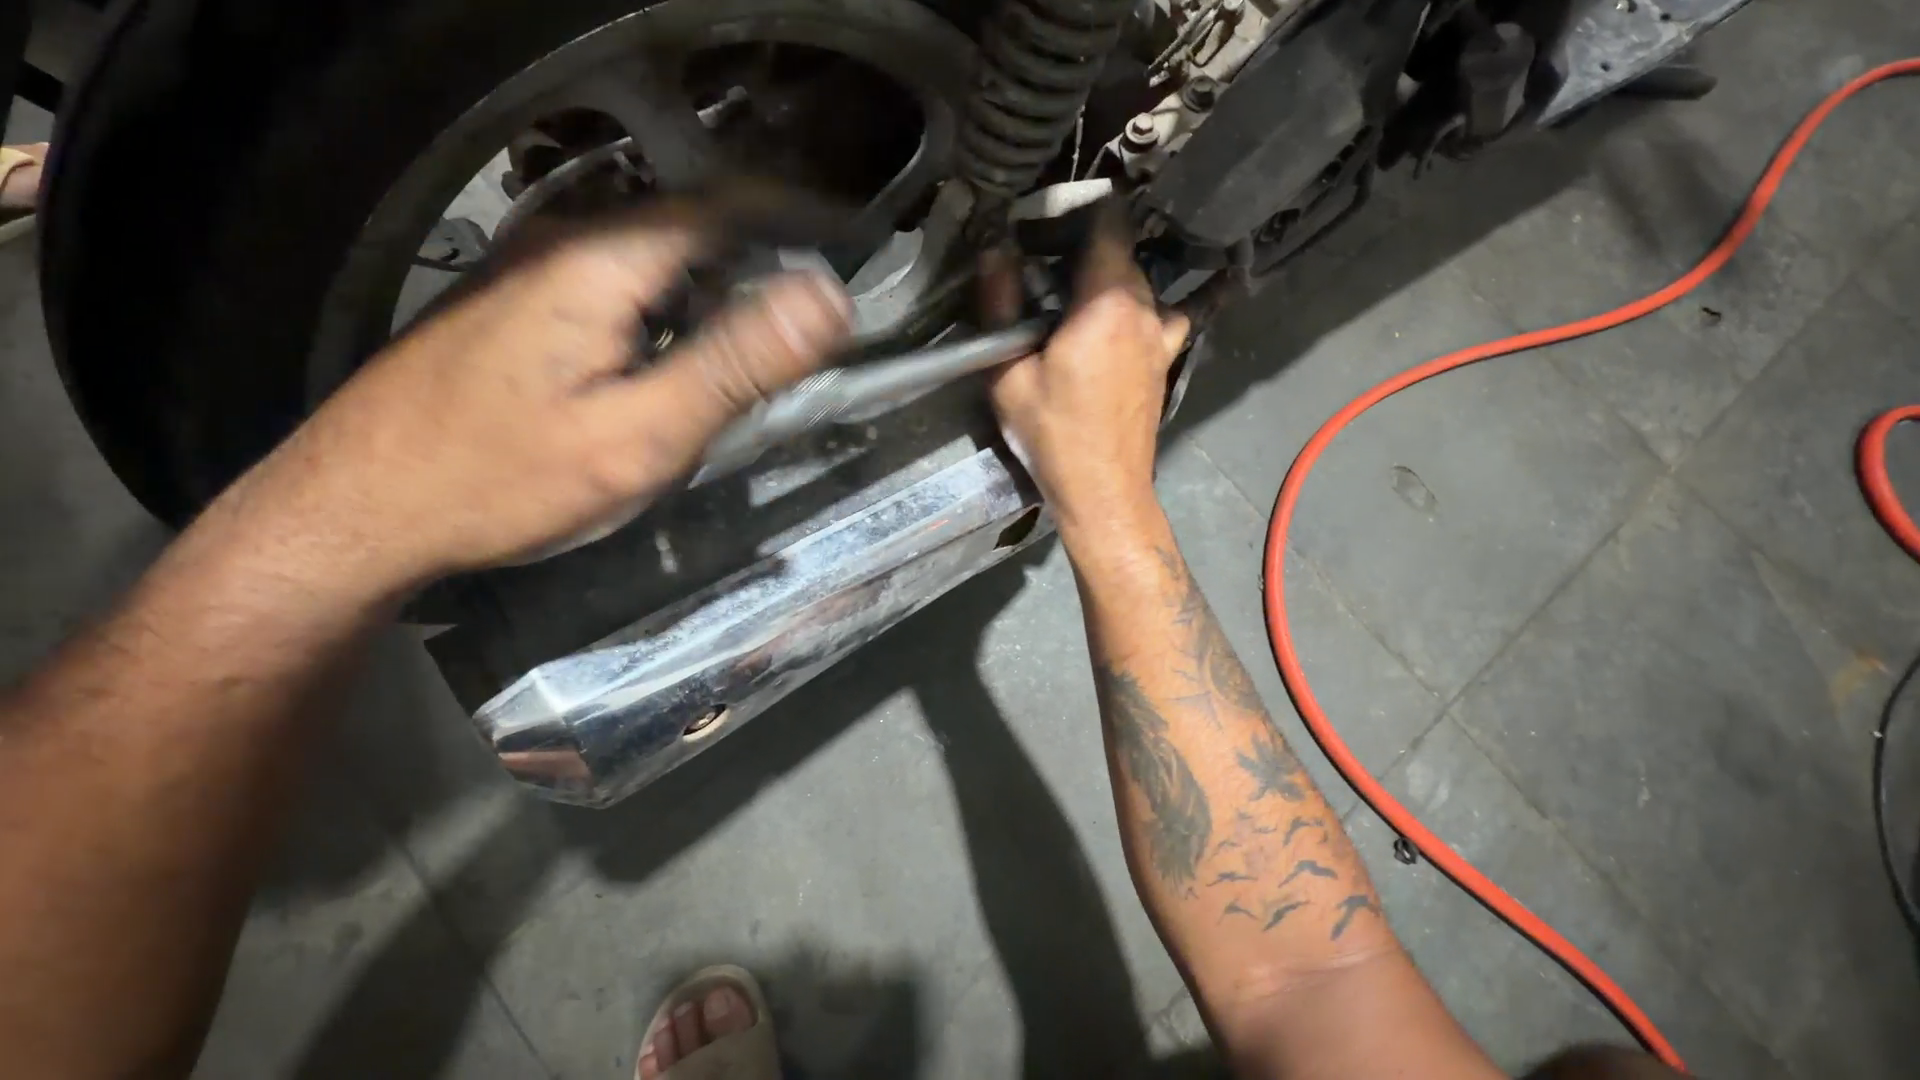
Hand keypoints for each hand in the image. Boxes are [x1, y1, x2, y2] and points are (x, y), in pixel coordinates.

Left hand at [211, 210, 852, 591]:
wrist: (360, 507)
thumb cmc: (503, 479)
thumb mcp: (639, 436)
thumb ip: (736, 365)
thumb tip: (829, 301)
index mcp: (602, 260)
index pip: (727, 205)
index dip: (796, 225)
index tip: (842, 265)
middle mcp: (564, 242)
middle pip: (692, 230)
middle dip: (760, 267)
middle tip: (805, 332)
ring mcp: (532, 269)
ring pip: (656, 261)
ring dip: (714, 294)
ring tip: (752, 355)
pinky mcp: (518, 303)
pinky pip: (619, 287)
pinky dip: (669, 315)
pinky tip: (673, 368)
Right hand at [985, 209, 1190, 544]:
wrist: (1103, 490)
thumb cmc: (1054, 435)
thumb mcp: (1010, 374)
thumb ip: (1000, 305)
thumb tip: (993, 250)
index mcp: (1108, 302)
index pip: (1108, 223)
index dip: (1079, 207)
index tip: (1048, 213)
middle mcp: (1146, 309)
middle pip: (1122, 251)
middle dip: (1085, 246)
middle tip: (1043, 259)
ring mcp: (1163, 334)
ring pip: (1139, 282)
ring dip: (1108, 277)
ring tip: (1071, 291)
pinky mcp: (1166, 358)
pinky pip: (1161, 314)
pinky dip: (1140, 306)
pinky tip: (1120, 316)